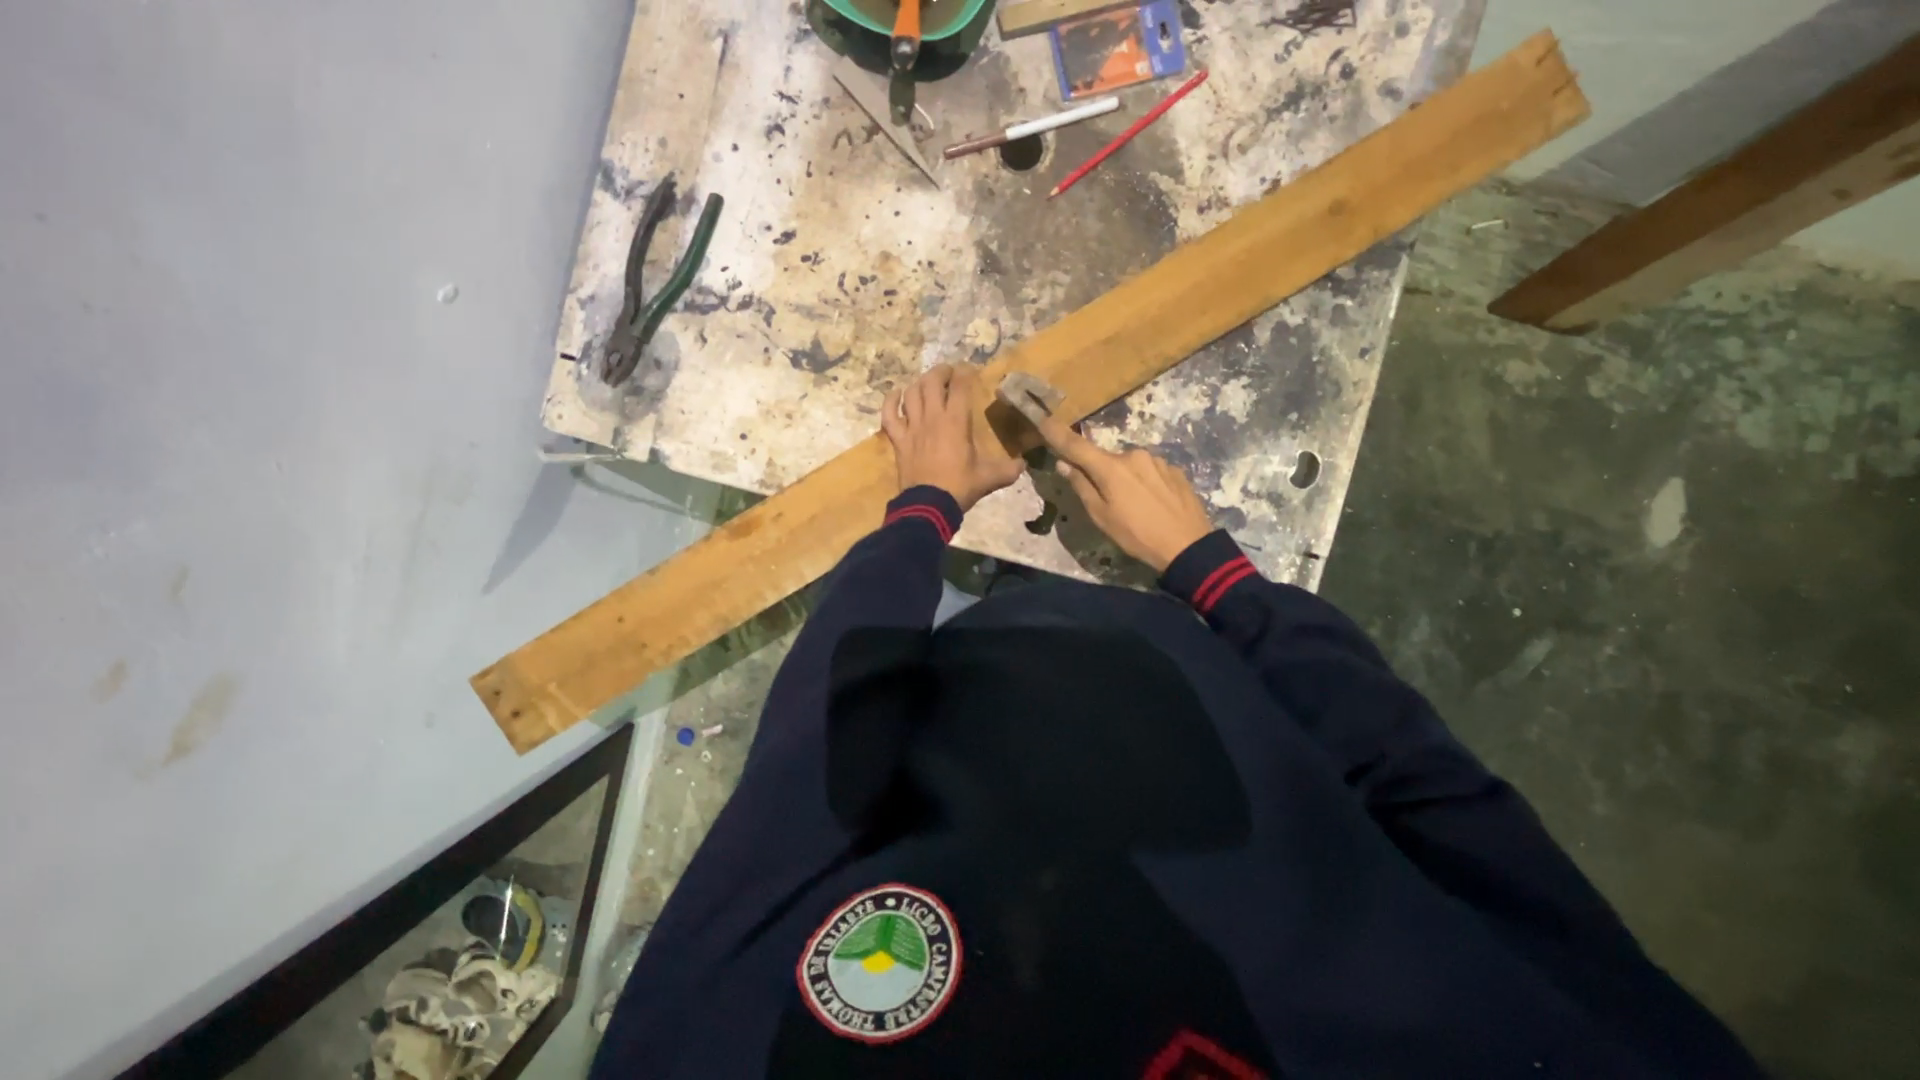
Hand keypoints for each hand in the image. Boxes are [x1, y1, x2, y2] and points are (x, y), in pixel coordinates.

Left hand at [881, 364, 1025, 510]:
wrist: (929, 506)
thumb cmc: (960, 487)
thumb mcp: (990, 478)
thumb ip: (1008, 469)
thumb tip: (1024, 465)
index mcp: (956, 422)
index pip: (960, 386)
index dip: (965, 373)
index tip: (969, 370)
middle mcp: (933, 417)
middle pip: (932, 382)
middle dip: (941, 372)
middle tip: (948, 373)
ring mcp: (912, 427)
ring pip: (911, 393)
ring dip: (919, 384)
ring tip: (927, 383)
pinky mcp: (898, 440)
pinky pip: (889, 415)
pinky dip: (890, 401)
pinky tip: (896, 395)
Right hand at [1035, 415, 1213, 571]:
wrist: (1188, 546)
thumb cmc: (1137, 536)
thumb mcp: (1102, 517)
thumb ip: (1082, 487)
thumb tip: (1064, 464)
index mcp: (1110, 467)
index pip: (1076, 445)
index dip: (1057, 433)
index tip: (1043, 418)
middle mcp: (1133, 454)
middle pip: (1107, 460)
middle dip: (1102, 474)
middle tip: (1109, 503)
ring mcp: (1157, 460)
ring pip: (1130, 466)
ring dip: (1126, 480)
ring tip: (1137, 508)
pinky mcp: (1175, 470)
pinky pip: (1150, 472)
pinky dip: (1146, 484)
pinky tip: (1154, 504)